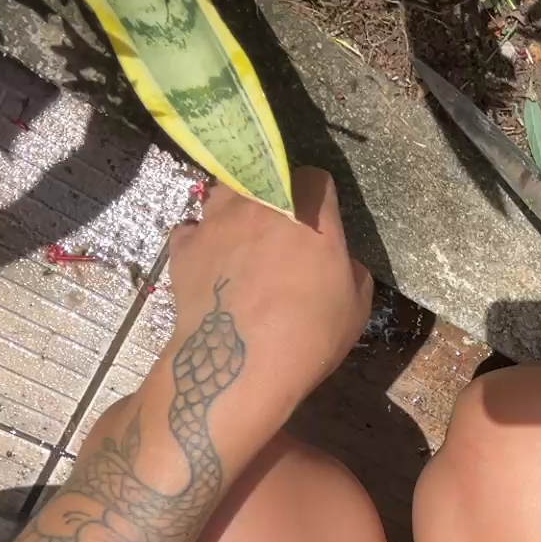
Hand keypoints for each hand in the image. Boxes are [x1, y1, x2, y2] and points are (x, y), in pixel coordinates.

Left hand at [166, 167, 371, 409]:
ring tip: (244, 245)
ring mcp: (215, 220)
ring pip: (225, 194)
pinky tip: (214, 267)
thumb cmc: (311, 335)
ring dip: (236, 212)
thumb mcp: (357, 309)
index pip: (315, 179)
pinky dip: (204, 241)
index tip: (322, 223)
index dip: (319, 199)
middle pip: (265, 178)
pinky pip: (194, 229)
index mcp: (310, 216)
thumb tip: (339, 261)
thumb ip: (352, 271)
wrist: (240, 363)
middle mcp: (260, 204)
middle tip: (282, 234)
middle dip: (274, 199)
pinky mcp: (183, 244)